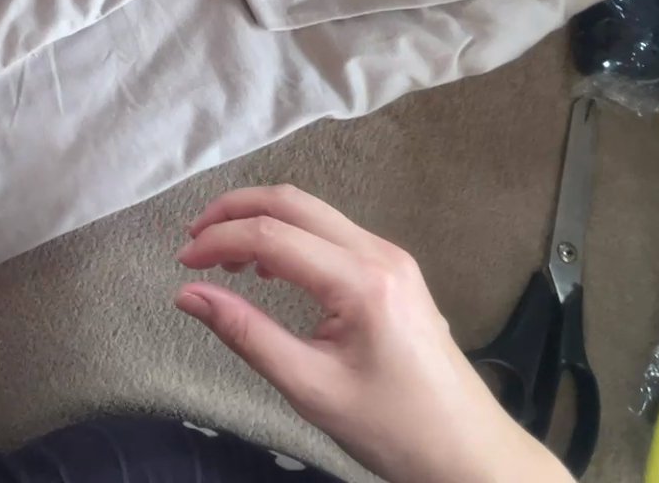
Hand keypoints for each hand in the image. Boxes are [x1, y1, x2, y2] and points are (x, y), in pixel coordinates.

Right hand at [174, 186, 568, 482]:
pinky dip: (285, 232)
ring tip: (220, 251)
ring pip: (308, 209)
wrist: (475, 457)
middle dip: (233, 210)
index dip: (219, 241)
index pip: (272, 235)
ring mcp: (388, 254)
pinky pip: (326, 230)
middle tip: (193, 239)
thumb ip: (246, 334)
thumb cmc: (394, 431)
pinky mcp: (390, 267)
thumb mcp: (312, 389)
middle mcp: (377, 251)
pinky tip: (267, 265)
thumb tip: (188, 294)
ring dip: (258, 218)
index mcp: (361, 281)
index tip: (183, 263)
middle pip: (290, 201)